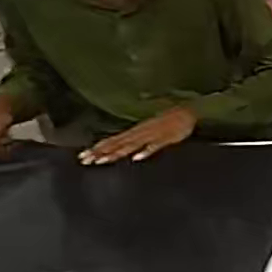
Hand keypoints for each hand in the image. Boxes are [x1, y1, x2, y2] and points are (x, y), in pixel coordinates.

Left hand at [80, 106, 197, 165]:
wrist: (189, 110)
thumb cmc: (171, 117)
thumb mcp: (152, 124)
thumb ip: (140, 133)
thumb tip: (129, 145)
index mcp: (136, 130)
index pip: (113, 140)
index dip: (98, 148)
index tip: (83, 156)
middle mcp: (140, 132)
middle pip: (118, 144)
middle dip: (101, 152)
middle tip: (85, 161)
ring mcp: (153, 135)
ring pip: (131, 145)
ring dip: (116, 153)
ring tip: (101, 161)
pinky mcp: (166, 138)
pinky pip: (155, 145)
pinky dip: (146, 151)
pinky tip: (137, 158)